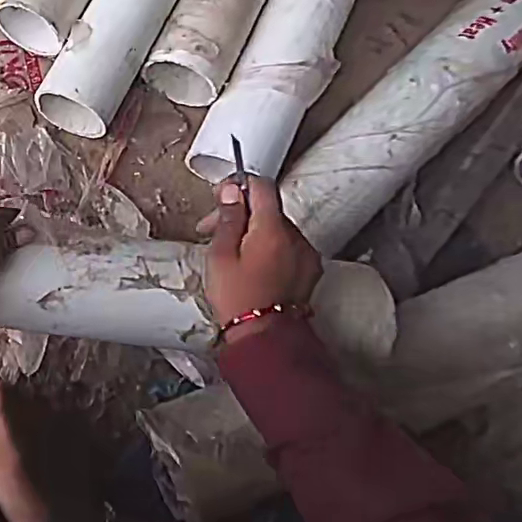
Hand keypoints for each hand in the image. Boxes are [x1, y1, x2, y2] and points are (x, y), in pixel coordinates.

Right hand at [200, 175, 321, 342]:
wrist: (264, 337)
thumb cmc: (237, 297)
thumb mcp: (220, 254)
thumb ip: (229, 218)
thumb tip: (232, 189)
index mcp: (272, 229)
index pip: (262, 187)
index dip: (239, 185)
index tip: (222, 196)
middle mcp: (296, 237)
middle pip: (268, 209)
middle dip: (240, 214)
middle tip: (212, 230)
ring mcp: (306, 254)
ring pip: (277, 228)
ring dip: (254, 231)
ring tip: (231, 252)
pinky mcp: (309, 270)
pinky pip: (287, 246)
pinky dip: (269, 247)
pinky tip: (251, 264)